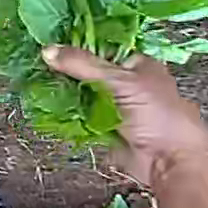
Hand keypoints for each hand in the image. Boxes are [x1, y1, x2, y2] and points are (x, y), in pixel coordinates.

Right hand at [41, 45, 207, 185]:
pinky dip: (67, 113)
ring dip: (64, 92)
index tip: (50, 45)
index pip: (101, 49)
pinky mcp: (105, 129)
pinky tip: (45, 104)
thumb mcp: (120, 81)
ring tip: (36, 82)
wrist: (171, 162)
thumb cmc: (156, 114)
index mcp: (136, 65)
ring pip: (83, 95)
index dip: (77, 47)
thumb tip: (47, 50)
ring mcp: (114, 108)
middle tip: (38, 65)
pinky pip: (81, 117)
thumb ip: (83, 65)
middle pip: (89, 73)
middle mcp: (125, 84)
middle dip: (66, 72)